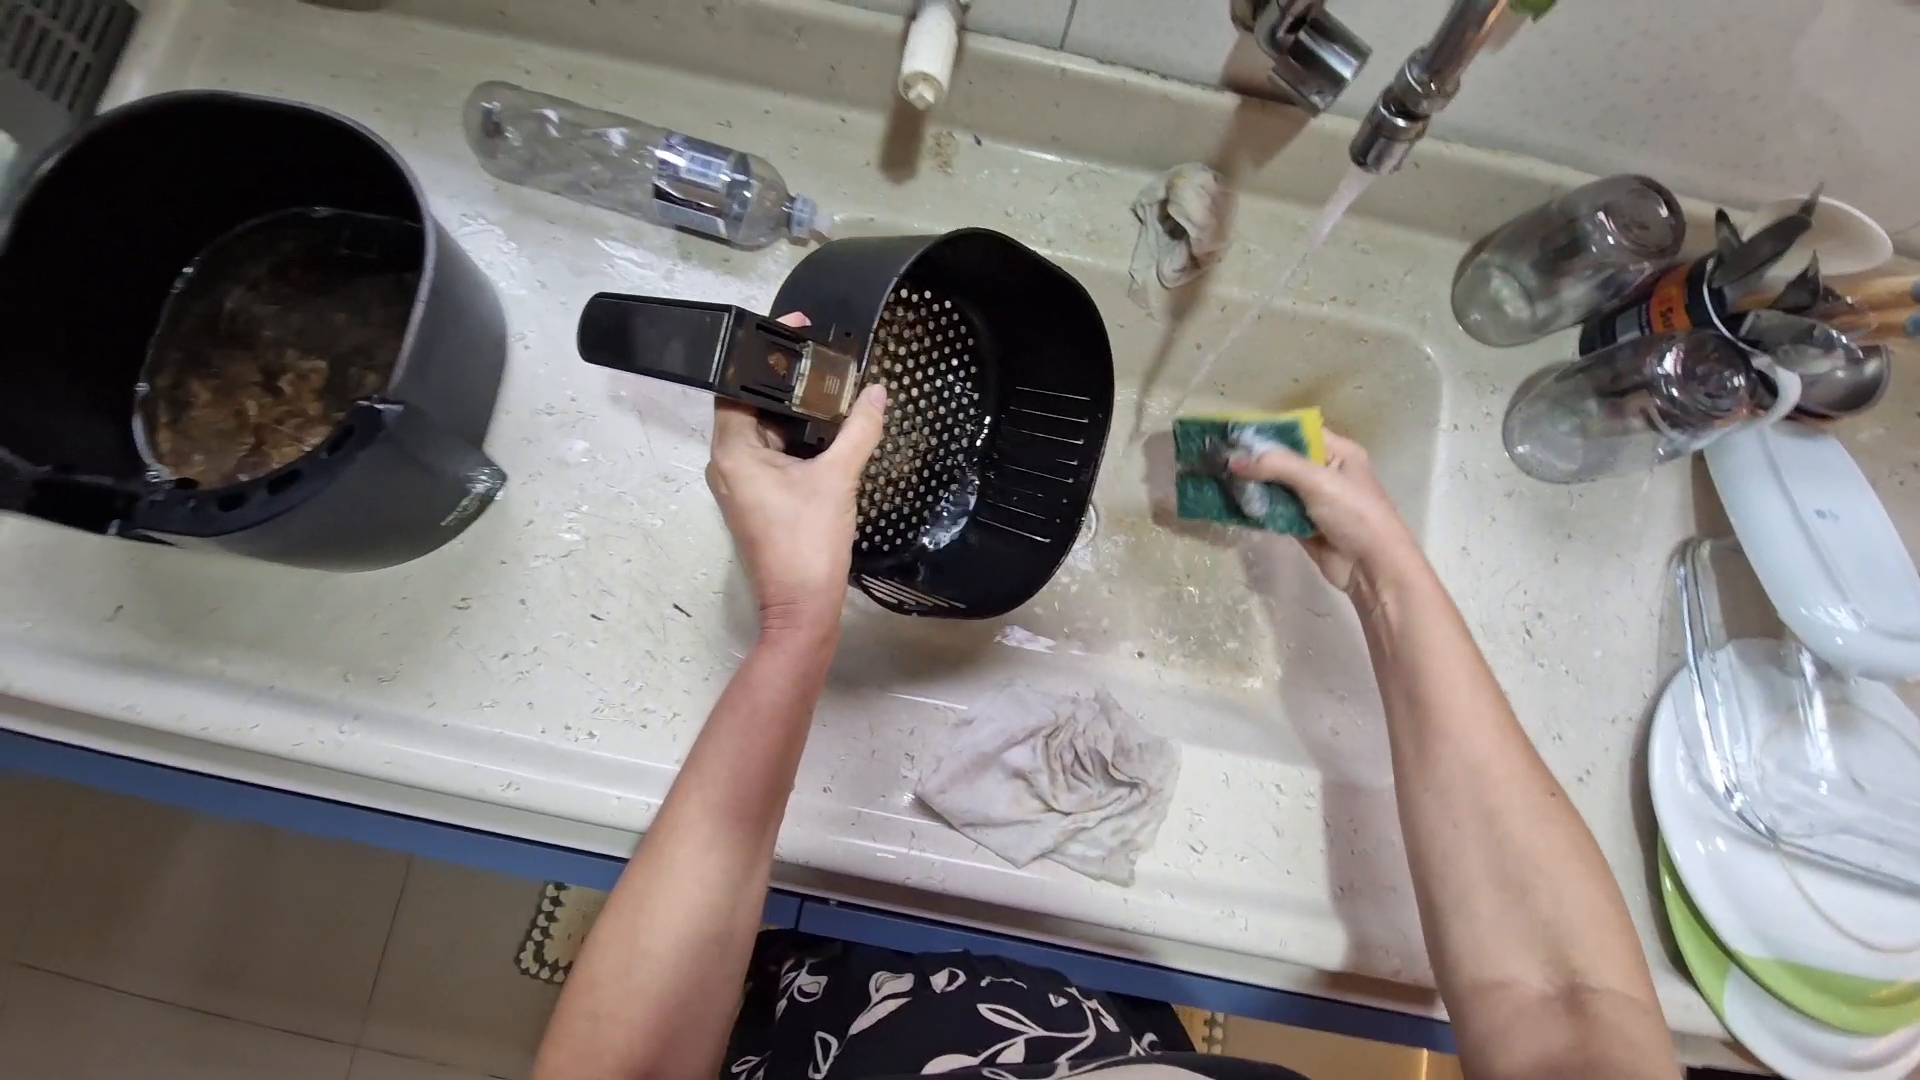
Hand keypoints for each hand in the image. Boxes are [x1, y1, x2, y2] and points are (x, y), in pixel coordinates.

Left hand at [707, 313, 887, 638]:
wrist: (802, 606)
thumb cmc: (809, 542)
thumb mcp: (838, 479)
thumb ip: (858, 431)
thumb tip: (878, 392)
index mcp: (733, 451)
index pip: (736, 385)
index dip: (762, 355)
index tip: (795, 332)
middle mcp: (727, 464)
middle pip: (750, 406)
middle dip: (785, 382)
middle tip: (822, 358)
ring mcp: (741, 484)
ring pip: (764, 433)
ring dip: (793, 413)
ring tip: (830, 387)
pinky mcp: (757, 500)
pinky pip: (772, 456)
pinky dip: (796, 441)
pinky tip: (828, 430)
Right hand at [1229, 429, 1423, 595]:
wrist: (1372, 567)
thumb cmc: (1354, 514)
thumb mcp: (1317, 481)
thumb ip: (1275, 466)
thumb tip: (1232, 459)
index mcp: (1338, 452)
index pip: (1298, 433)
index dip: (1267, 433)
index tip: (1233, 435)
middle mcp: (1325, 472)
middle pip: (1282, 460)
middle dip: (1253, 461)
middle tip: (1218, 460)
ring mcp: (1313, 500)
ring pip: (1275, 486)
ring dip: (1252, 486)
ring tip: (1218, 480)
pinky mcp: (1302, 524)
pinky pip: (1274, 510)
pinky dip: (1256, 508)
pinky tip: (1232, 504)